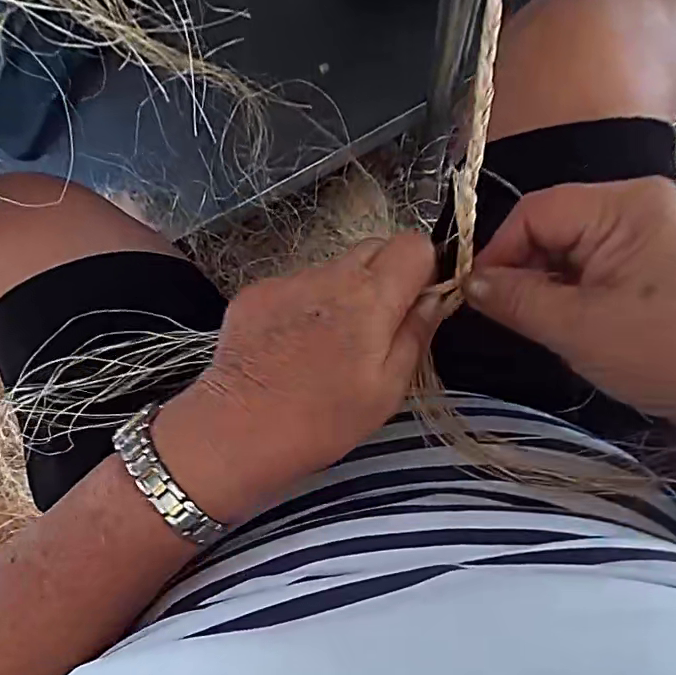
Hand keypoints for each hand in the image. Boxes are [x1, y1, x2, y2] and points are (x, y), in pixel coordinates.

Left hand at [154, 233, 447, 521]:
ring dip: (339, 294)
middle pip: (372, 248)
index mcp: (370, 297)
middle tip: (372, 328)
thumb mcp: (387, 389)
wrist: (240, 429)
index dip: (420, 270)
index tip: (413, 304)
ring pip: (331, 269)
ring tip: (323, 346)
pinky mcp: (255, 292)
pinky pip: (294, 286)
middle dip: (383, 278)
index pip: (412, 244)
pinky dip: (302, 306)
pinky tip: (289, 346)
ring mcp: (287, 280)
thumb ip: (416, 334)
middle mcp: (329, 275)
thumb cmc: (324, 420)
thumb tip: (435, 297)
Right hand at [463, 179, 675, 425]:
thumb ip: (515, 298)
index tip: (475, 297)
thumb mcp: (574, 326)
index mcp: (623, 204)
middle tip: (503, 314)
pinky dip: (564, 291)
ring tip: (533, 322)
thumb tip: (467, 283)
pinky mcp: (647, 262)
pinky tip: (562, 321)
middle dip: (520, 268)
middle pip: (550, 224)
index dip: (498, 251)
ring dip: (541, 283)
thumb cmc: (658, 351)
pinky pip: (588, 264)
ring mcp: (645, 232)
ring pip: (566, 247)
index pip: (535, 211)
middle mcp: (635, 205)